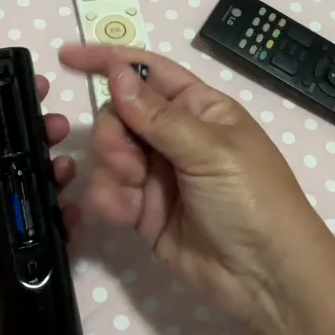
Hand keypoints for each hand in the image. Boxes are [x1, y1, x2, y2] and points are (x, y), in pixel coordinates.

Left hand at [0, 75, 75, 334]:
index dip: (1, 128)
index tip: (27, 98)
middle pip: (12, 176)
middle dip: (36, 147)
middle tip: (58, 127)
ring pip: (33, 208)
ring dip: (53, 182)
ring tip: (69, 165)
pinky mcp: (14, 285)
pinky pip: (44, 252)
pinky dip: (64, 231)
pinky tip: (77, 214)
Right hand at [59, 43, 334, 320]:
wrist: (265, 278)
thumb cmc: (252, 200)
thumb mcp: (210, 150)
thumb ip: (158, 115)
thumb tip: (118, 73)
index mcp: (201, 108)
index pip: (149, 72)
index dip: (111, 61)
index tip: (69, 56)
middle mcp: (177, 136)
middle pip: (121, 114)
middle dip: (113, 133)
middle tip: (127, 161)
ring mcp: (159, 174)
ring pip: (111, 153)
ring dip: (111, 168)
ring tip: (130, 191)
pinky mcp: (144, 211)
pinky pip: (111, 191)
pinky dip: (108, 198)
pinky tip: (120, 212)